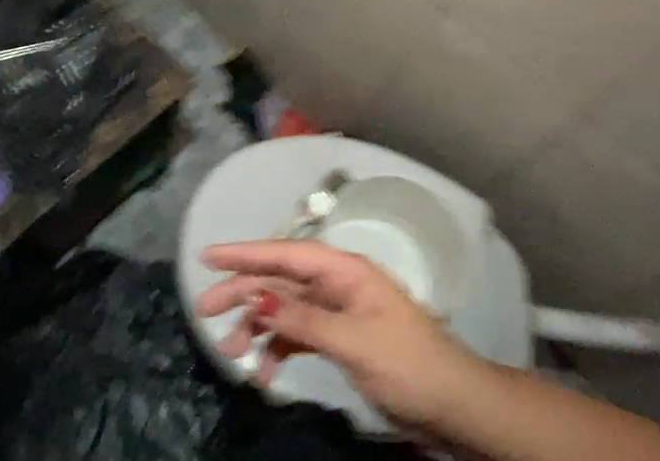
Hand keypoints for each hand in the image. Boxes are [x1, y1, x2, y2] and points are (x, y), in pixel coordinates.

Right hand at [195, 239, 482, 430]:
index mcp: (344, 271)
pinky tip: (263, 373)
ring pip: (283, 310)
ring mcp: (336, 312)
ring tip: (230, 352)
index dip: (244, 253)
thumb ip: (303, 319)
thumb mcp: (354, 341)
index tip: (207, 256)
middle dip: (241, 295)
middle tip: (204, 310)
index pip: (284, 254)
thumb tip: (258, 297)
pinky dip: (277, 351)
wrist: (455, 405)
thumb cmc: (409, 363)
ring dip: (255, 329)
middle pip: (278, 281)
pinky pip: (296, 335)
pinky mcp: (337, 338)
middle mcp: (336, 285)